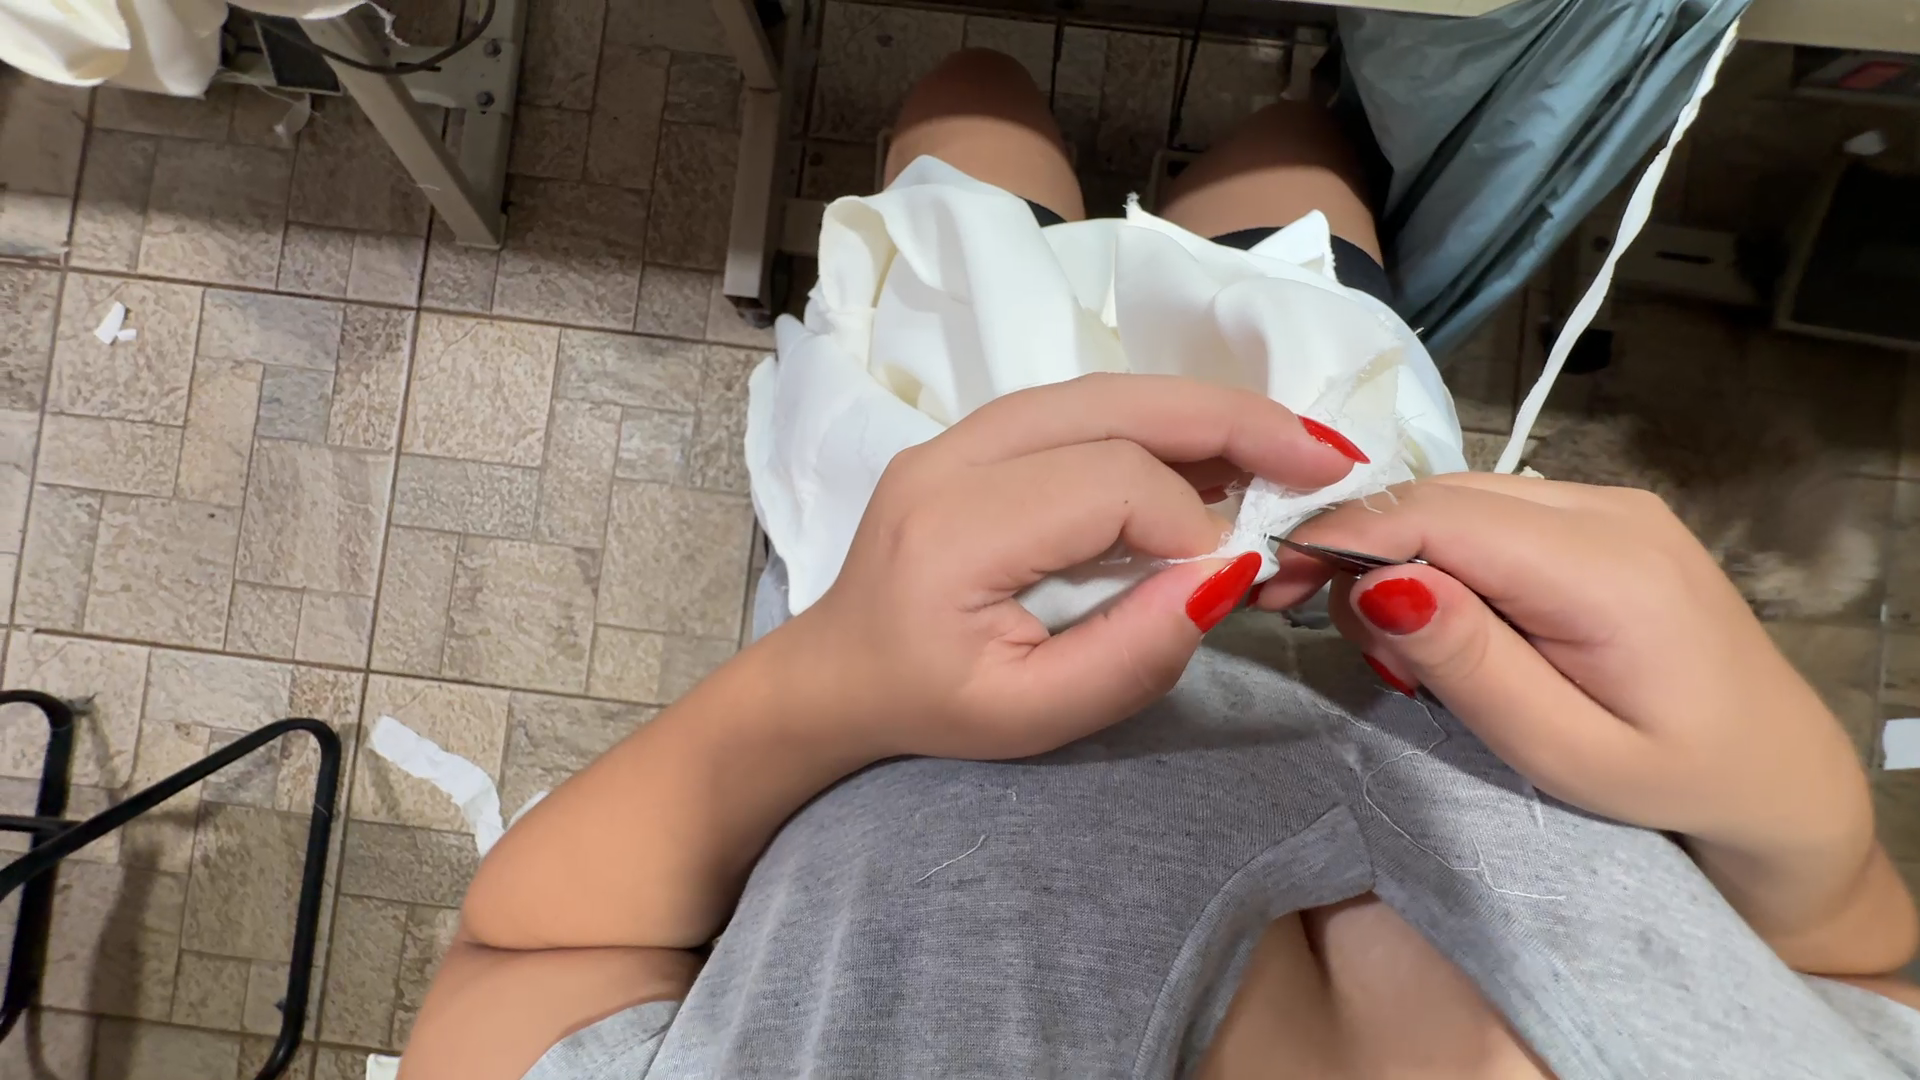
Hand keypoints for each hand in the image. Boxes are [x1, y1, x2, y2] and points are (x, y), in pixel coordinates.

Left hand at [777, 373, 1361, 761]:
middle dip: (1230, 422)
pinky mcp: (968, 439)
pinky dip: (1154, 425)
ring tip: (1282, 448)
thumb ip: (1130, 654)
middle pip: (1111, 404)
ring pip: (1100, 392)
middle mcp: (948, 457)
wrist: (836, 675)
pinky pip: (1078, 410)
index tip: (1229, 579)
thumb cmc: (926, 707)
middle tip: (1324, 455)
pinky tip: (1206, 454)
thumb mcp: (1031, 717)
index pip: (1106, 485)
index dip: (1189, 524)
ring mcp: (953, 437)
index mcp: (953, 529)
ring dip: (1200, 413)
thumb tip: (1224, 575)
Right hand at [1260, 472, 1866, 851]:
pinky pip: (1470, 512)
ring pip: (1442, 499)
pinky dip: (1424, 552)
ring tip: (1400, 643)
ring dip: (1388, 555)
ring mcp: (1599, 502)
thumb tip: (1380, 581)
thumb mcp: (1560, 750)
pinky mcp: (1586, 515)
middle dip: (1354, 549)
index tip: (1274, 579)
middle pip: (1430, 497)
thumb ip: (1469, 661)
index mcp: (1604, 567)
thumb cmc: (1668, 781)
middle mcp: (1602, 507)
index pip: (1435, 515)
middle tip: (1320, 621)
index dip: (1341, 535)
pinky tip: (1433, 610)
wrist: (1775, 775)